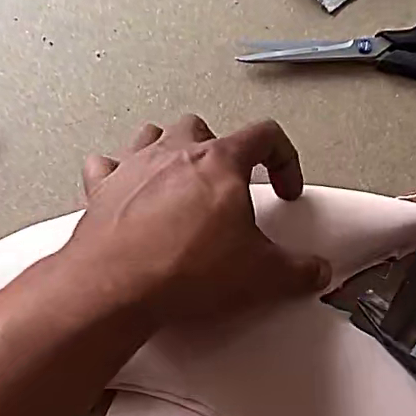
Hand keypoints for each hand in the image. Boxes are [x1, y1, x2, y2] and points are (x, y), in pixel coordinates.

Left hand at [64, 116, 331, 326]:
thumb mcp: (260, 274)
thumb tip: (313, 271)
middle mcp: (174, 154)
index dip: (284, 160)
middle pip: (204, 130)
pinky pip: (106, 165)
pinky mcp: (102, 191)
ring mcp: (134, 168)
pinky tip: (126, 189)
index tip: (284, 185)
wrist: (117, 286)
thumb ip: (296, 270)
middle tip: (229, 182)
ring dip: (171, 150)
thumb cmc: (178, 269)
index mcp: (219, 162)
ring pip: (154, 135)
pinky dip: (117, 173)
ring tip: (182, 176)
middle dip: (222, 152)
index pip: (265, 137)